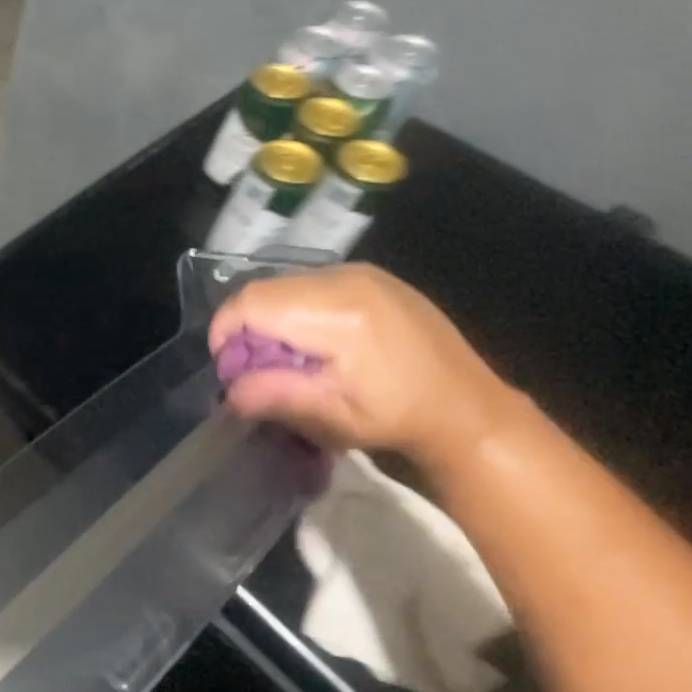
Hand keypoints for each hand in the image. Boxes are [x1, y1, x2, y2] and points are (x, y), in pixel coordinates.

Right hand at [208, 263, 522, 469]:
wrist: (467, 408)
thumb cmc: (395, 417)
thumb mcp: (331, 417)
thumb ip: (274, 395)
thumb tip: (229, 389)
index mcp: (338, 314)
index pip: (251, 303)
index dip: (225, 332)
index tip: (229, 368)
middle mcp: (347, 280)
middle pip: (264, 289)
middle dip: (245, 327)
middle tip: (253, 367)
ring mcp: (362, 273)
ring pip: (284, 284)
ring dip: (269, 317)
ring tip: (283, 356)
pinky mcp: (372, 276)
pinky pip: (310, 283)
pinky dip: (295, 308)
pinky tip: (311, 340)